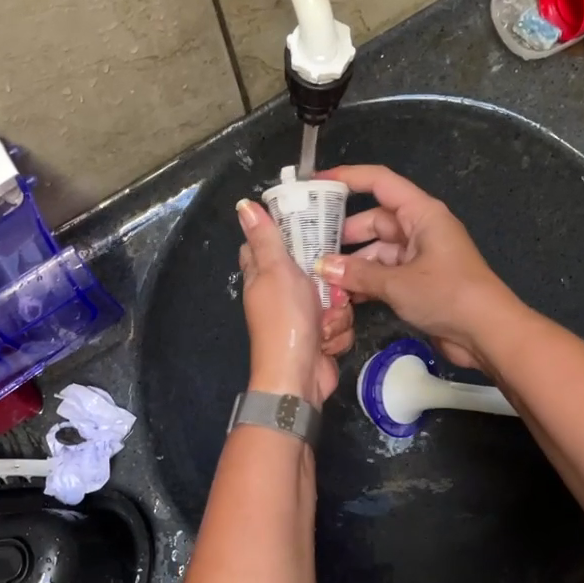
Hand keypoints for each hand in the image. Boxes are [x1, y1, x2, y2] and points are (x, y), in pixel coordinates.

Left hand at [237, 198, 354, 404]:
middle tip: (326, 290)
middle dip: (329, 280)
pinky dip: (336, 335)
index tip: (312, 224)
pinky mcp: (320, 338)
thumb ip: (265, 237)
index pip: (270, 242)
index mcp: (263, 274)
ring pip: (334, 298)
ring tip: (323, 324)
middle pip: (315, 269)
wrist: (297, 377)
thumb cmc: (285, 320)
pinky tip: (326, 343)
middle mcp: (281, 294)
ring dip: (335, 313)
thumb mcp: (275, 270)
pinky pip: (340, 324)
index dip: (289, 232)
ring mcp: (302, 318)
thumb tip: (243, 205)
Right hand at [315, 165, 524, 369]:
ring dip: (353, 265)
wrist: (486, 332)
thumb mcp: (398, 283)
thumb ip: (359, 274)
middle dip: (344, 234)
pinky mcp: (419, 283)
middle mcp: (420, 230)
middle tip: (311, 246)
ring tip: (322, 278)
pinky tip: (344, 296)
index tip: (318, 183)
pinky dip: (366, 283)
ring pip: (378, 252)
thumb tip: (323, 267)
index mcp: (422, 214)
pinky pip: (386, 275)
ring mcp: (420, 258)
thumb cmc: (448, 295)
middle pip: (375, 221)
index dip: (349, 178)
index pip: (380, 183)